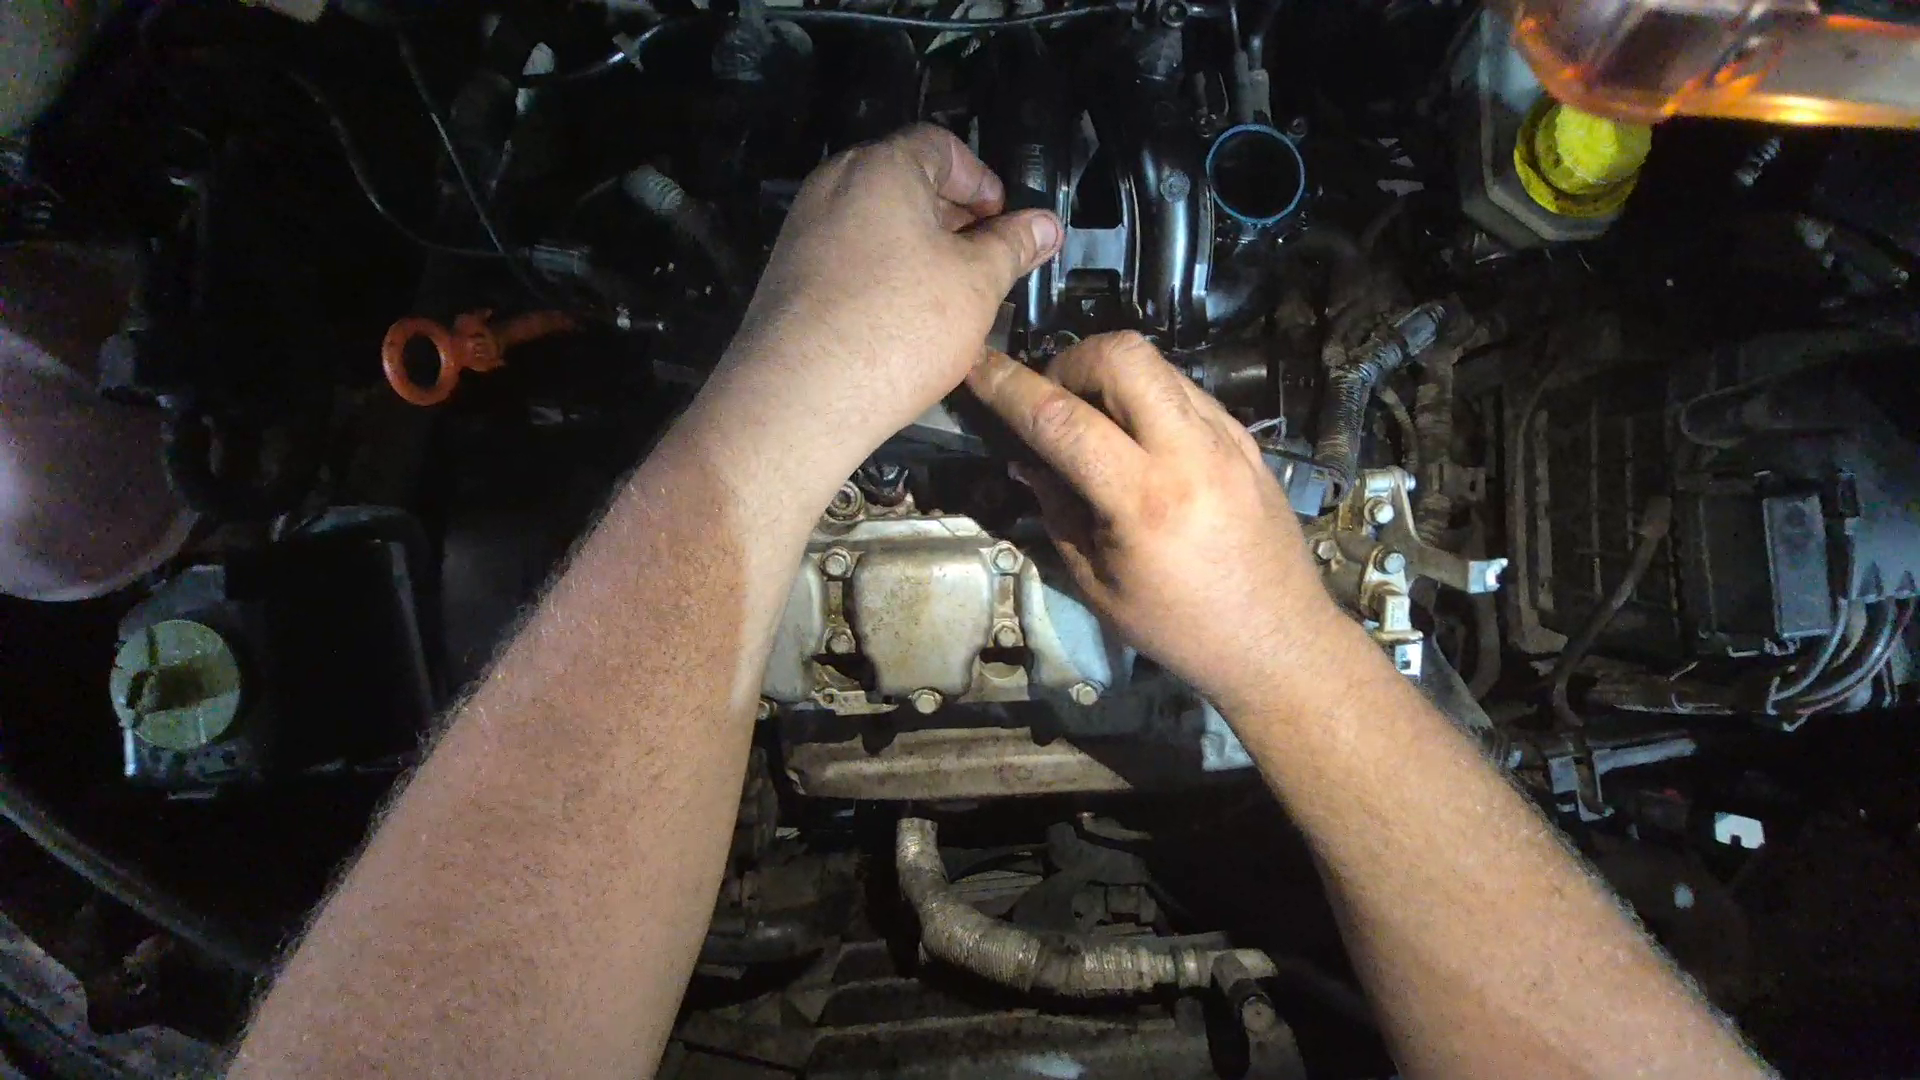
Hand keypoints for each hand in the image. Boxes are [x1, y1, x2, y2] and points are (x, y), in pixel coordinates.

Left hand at [716, 124, 1061, 452]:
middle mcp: (833, 188)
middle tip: (985, 260)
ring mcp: (804, 235)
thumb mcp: (976, 285)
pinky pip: (848, 263)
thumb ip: (1013, 247)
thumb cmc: (899, 327)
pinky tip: (903, 323)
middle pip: (904, 185)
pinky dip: (882, 278)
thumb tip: (1046, 225)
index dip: (982, 181)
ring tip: (950, 297)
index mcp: (881, 168)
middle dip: (952, 219)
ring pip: (875, 228)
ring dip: (918, 252)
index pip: (941, 147)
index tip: (1004, 219)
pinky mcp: (789, 281)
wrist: (803, 397)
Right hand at [966, 333, 1356, 717]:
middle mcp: (1190, 452)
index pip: (1062, 421)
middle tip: (1055, 402)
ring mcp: (1227, 439)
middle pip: (1122, 356)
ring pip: (1156, 364)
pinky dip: (1146, 397)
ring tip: (1094, 423)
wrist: (1278, 641)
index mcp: (1143, 500)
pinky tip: (1138, 439)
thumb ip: (1058, 512)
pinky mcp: (1247, 440)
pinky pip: (1184, 391)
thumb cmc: (1179, 629)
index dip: (1010, 387)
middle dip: (1071, 361)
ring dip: (1109, 376)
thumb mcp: (1098, 584)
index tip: (979, 365)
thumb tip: (1027, 462)